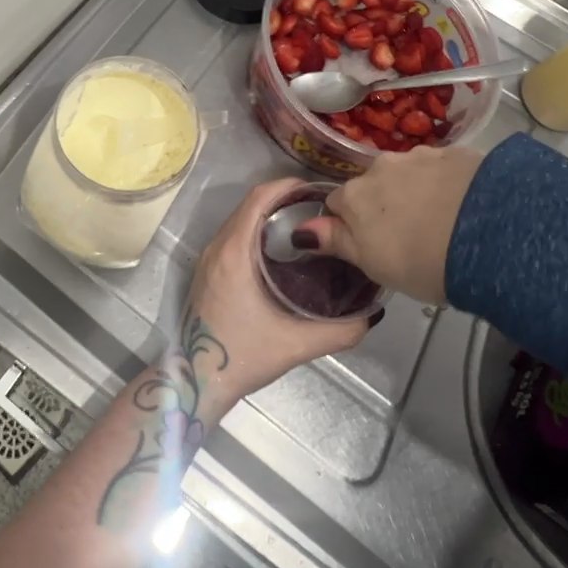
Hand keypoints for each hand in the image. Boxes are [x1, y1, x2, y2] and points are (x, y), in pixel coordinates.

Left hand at [182, 178, 374, 406]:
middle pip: (250, 205)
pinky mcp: (207, 271)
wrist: (195, 381)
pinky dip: (257, 231)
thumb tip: (373, 312)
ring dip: (270, 216)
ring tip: (307, 229)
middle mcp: (217, 247)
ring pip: (241, 220)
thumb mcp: (298, 344)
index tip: (319, 192)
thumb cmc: (242, 356)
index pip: (259, 198)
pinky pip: (233, 236)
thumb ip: (341, 330)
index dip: (288, 186)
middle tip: (321, 212)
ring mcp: (208, 259)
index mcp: (234, 252)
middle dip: (284, 200)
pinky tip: (283, 252)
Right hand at [295, 145, 484, 304]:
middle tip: (407, 234)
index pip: (337, 203)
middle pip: (373, 185)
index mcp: (354, 195)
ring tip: (440, 221)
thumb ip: (336, 242)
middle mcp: (381, 167)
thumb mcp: (373, 264)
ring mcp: (421, 156)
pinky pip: (442, 169)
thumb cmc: (423, 261)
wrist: (490, 234)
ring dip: (415, 191)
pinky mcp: (457, 154)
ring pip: (407, 174)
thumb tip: (300, 231)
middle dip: (384, 203)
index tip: (371, 243)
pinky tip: (463, 206)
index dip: (351, 223)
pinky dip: (446, 184)